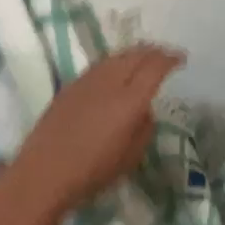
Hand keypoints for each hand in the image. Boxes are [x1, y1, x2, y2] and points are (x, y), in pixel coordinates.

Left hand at [11, 44, 183, 214]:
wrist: (44, 173)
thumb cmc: (92, 172)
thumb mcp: (131, 157)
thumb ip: (144, 127)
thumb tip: (144, 110)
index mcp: (130, 100)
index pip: (155, 66)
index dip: (171, 58)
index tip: (181, 59)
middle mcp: (110, 81)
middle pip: (136, 54)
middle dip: (154, 51)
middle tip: (165, 56)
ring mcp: (87, 80)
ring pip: (117, 56)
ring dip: (134, 54)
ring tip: (142, 59)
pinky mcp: (71, 85)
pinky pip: (100, 64)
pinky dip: (115, 62)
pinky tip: (116, 71)